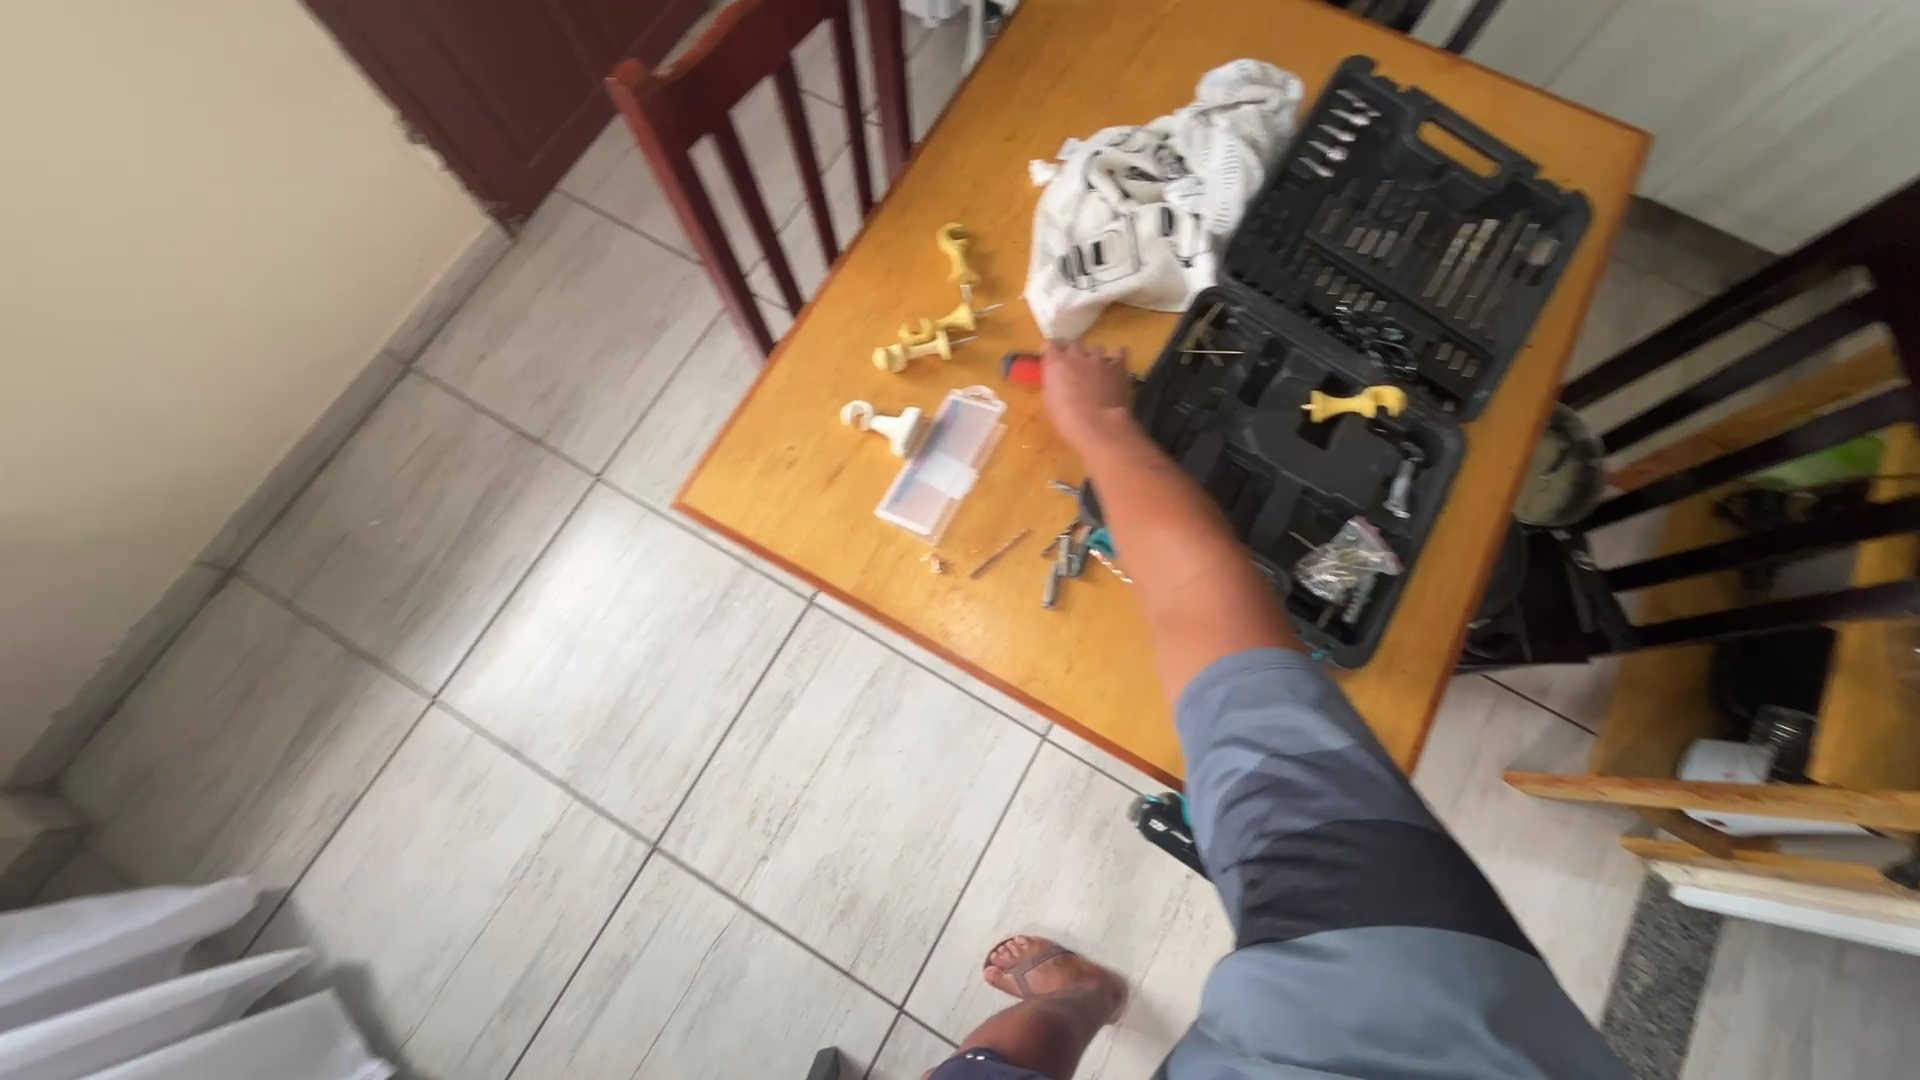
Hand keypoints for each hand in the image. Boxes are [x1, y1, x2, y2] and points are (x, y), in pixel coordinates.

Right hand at [1041, 338, 1136, 451]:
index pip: (1051, 345)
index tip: (1053, 358)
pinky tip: (1116, 367)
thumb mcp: (1050, 400)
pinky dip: (1117, 358)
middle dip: (1074, 354)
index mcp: (1056, 363)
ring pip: (1096, 349)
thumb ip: (1054, 382)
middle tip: (1076, 368)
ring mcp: (1099, 358)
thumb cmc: (1067, 418)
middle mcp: (1076, 354)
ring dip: (1095, 357)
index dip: (1053, 350)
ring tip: (1097, 371)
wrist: (1097, 424)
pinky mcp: (1118, 364)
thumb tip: (1059, 379)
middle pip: (1074, 344)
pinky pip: (1119, 352)